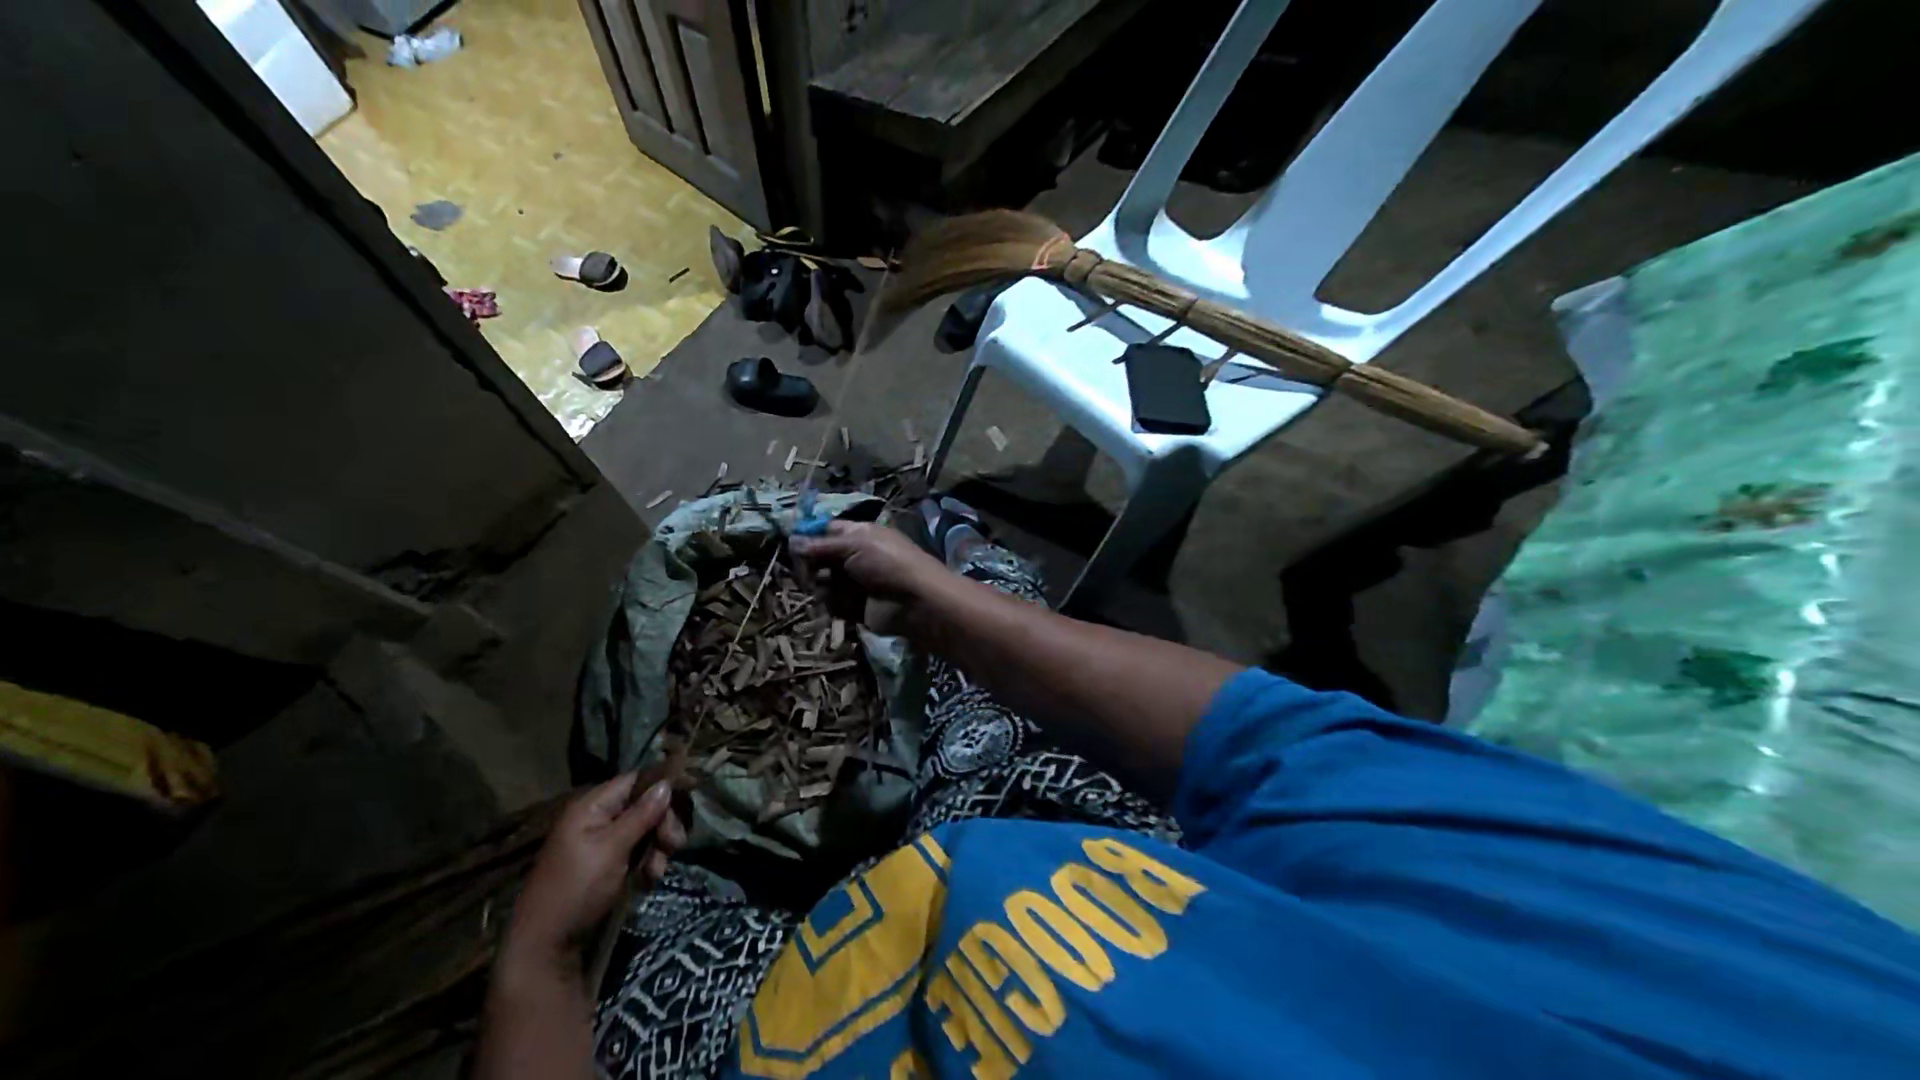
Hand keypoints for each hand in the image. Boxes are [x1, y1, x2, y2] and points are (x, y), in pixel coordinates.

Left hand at [506, 772, 685, 967]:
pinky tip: (648, 881)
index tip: (689, 797)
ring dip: (658, 848)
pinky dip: (648, 864)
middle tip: (674, 845)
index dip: (663, 786)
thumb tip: (666, 783)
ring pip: (646, 831)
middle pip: (645, 805)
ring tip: (656, 872)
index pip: (636, 780)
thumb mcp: (612, 849)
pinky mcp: (607, 864)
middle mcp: (597, 819)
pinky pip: (638, 852)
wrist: (546, 946)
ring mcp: (602, 842)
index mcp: (592, 807)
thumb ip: (641, 815)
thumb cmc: (576, 889)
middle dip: (664, 824)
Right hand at [790, 521, 950, 633]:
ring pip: (822, 582)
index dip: (808, 536)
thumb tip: (792, 541)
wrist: (916, 602)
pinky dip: (836, 604)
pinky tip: (848, 604)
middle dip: (812, 566)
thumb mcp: (855, 545)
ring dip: (824, 586)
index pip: (826, 531)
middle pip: (819, 558)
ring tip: (835, 589)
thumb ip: (821, 545)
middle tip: (810, 572)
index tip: (791, 545)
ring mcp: (855, 582)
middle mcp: (856, 556)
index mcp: (859, 534)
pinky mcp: (854, 607)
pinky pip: (832, 603)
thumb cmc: (888, 564)